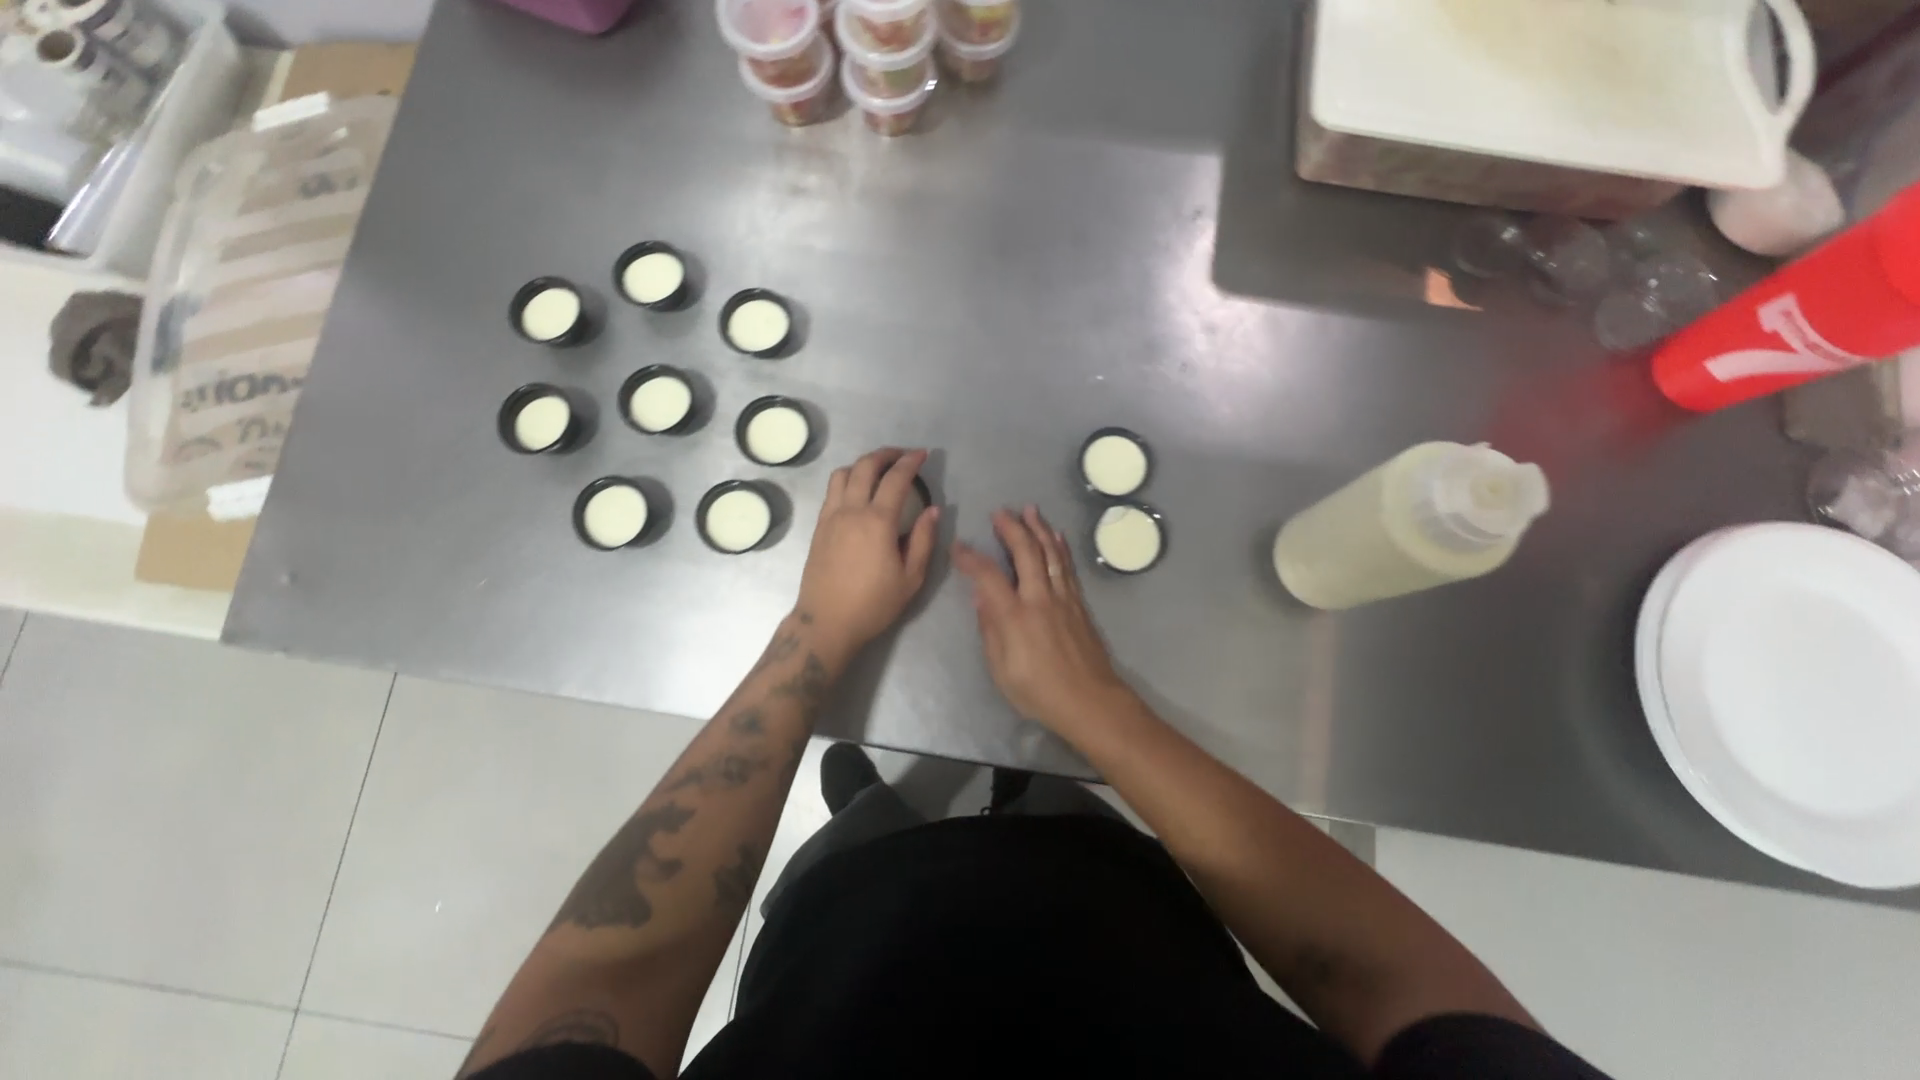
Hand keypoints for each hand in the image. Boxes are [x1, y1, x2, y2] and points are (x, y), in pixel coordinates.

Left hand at [795, 448, 939, 658]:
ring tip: (879, 469)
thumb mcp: (910, 578)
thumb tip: (932, 509)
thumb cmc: (873, 604)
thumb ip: (923, 540)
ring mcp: (831, 517)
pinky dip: (847, 480)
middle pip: (865, 466)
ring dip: (862, 464)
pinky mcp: (819, 527)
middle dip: (886, 454)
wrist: (827, 622)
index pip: (895, 479)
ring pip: (843, 473)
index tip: (924, 454)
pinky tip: (858, 491)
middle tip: (903, 455)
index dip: (911, 462)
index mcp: (878, 522)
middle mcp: (851, 511)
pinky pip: (831, 491)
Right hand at [951, 505, 1133, 734]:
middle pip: (1025, 552)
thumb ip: (989, 630)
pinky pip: (1067, 567)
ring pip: (1051, 553)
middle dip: (1011, 528)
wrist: (1091, 701)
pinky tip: (1056, 537)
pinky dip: (1060, 548)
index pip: (987, 575)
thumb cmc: (1039, 693)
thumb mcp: (1001, 670)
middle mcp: (1039, 598)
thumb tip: (980, 597)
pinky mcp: (1079, 605)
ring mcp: (1063, 599)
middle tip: (999, 512)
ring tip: (1029, 510)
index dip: (970, 557)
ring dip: (1039, 529)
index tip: (957, 546)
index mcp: (1014, 616)